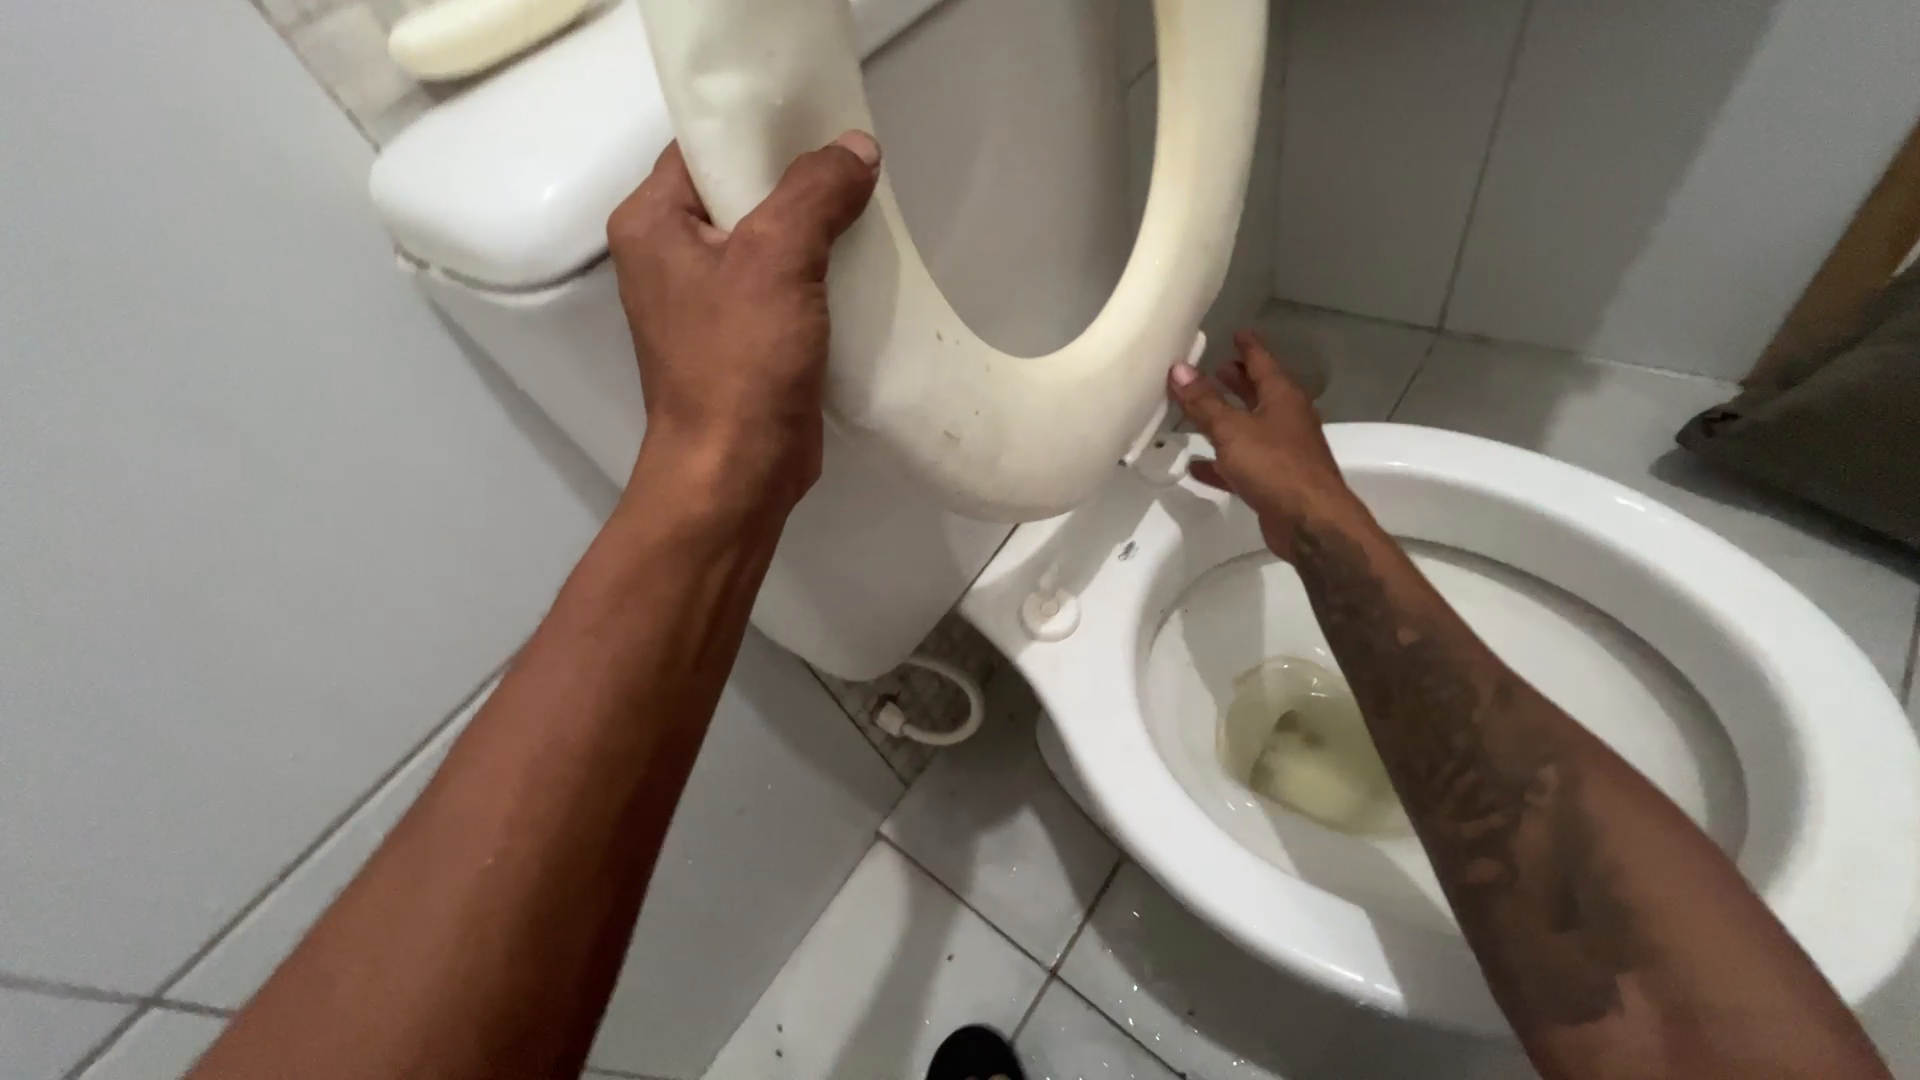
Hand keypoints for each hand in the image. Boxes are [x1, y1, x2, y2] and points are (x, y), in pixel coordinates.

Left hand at [606, 131, 881, 518]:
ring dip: (815, 236)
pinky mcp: (744, 345)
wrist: (738, 473)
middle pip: (741, 195)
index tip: (824, 123)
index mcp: (653, 224)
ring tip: (867, 215)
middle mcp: (671, 259)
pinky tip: (860, 271)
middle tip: (858, 171)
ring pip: (768, 246)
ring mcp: (707, 307)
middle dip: (800, 185)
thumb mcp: (777, 259)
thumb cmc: (741, 362)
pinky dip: (818, 281)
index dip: (764, 129)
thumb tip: (856, 149)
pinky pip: (783, 292)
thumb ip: (815, 193)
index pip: (706, 146)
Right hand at [1166, 330, 1357, 560]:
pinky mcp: (1272, 482)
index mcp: (1282, 399)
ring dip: (1228, 419)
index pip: (1263, 363)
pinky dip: (1220, 461)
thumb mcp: (1232, 430)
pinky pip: (1241, 464)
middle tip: (1217, 369)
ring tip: (1203, 410)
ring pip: (1250, 428)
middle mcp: (1285, 421)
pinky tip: (1197, 465)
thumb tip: (1178, 369)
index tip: (1236, 333)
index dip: (1248, 347)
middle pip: (1259, 394)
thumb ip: (1204, 402)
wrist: (1309, 522)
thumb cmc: (1275, 466)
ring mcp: (1281, 453)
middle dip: (1239, 381)